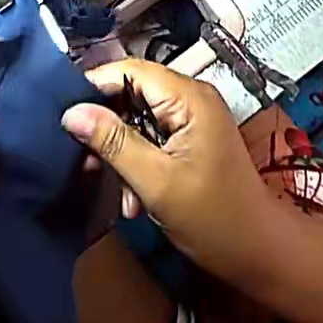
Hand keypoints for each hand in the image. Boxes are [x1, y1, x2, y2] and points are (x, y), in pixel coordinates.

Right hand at [61, 58, 286, 279]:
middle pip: (134, 93)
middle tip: (84, 160)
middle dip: (108, 127)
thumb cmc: (213, 217)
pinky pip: (154, 136)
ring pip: (140, 118)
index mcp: (189, 97)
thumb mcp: (156, 181)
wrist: (259, 252)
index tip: (64, 112)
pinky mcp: (192, 138)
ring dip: (122, 153)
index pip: (132, 70)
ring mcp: (193, 118)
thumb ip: (114, 143)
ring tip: (117, 191)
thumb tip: (72, 113)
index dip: (96, 85)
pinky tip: (133, 198)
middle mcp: (192, 97)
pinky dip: (138, 162)